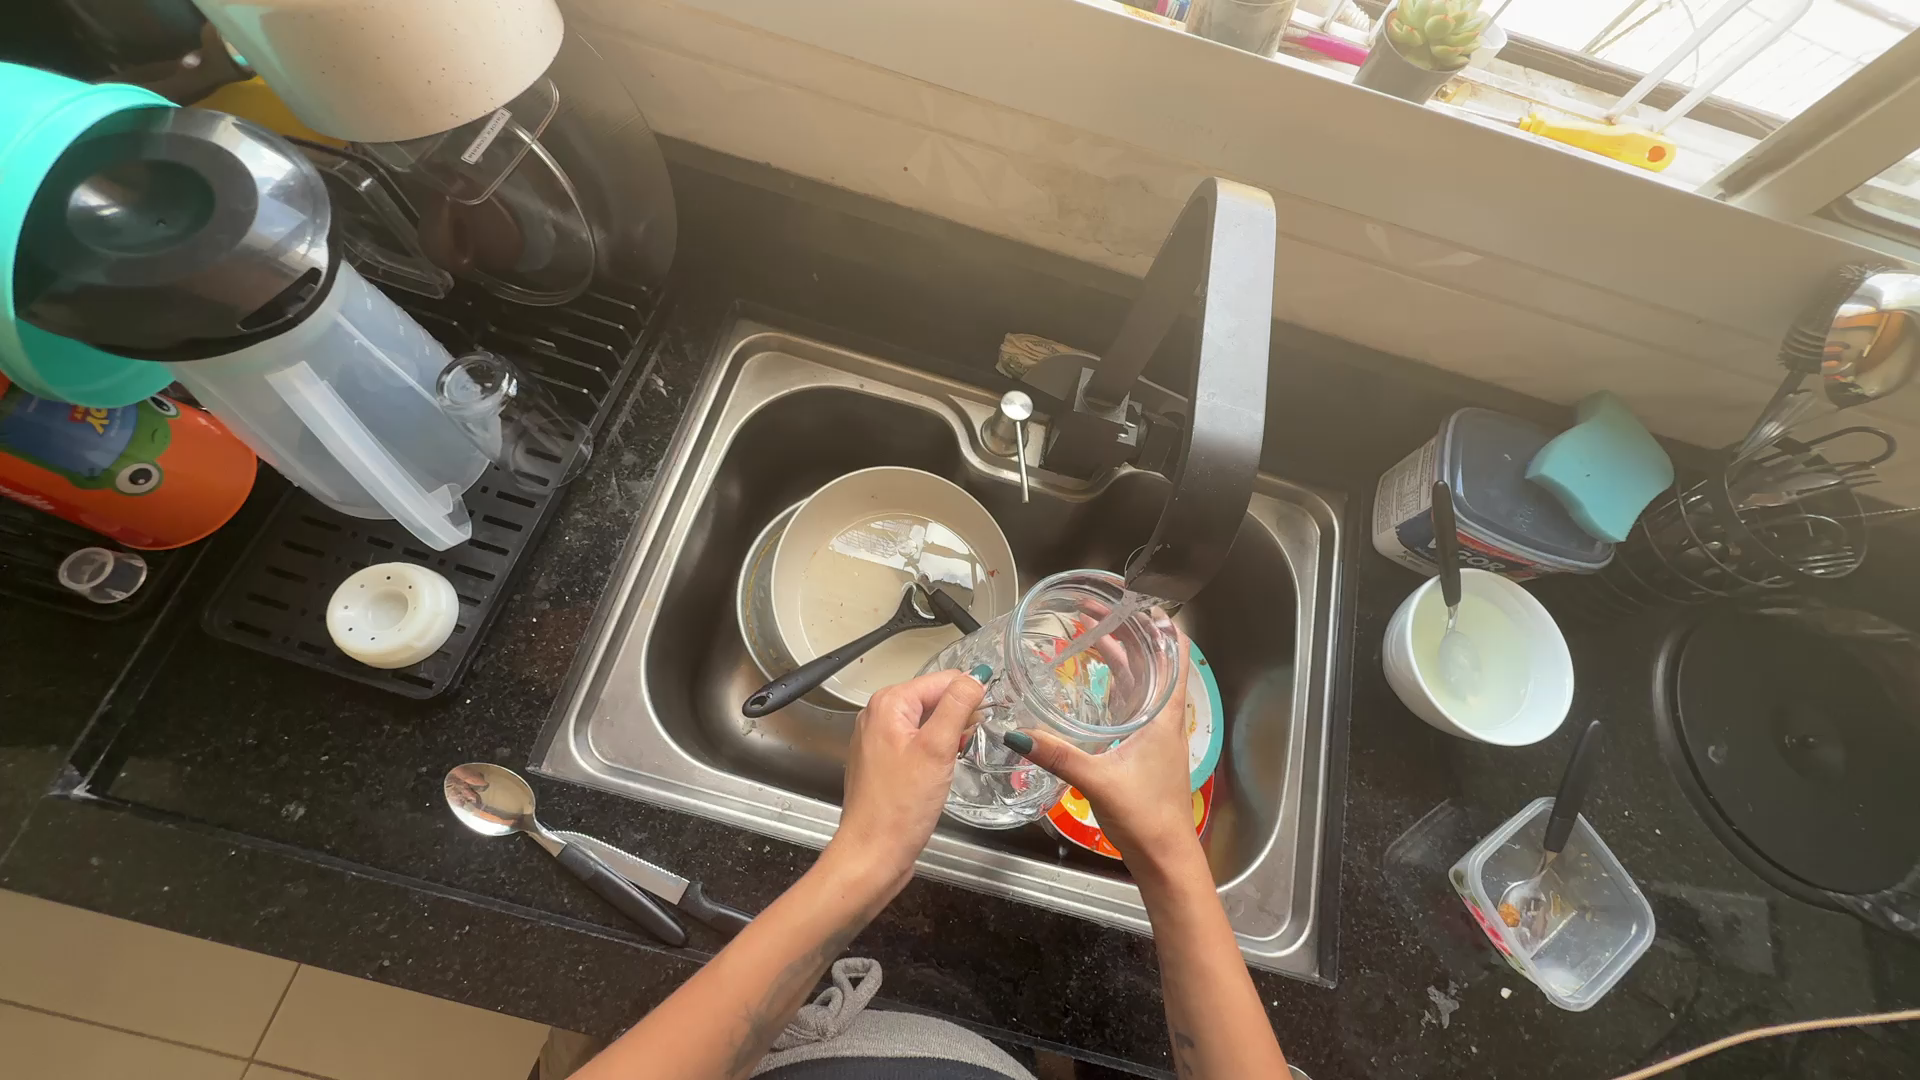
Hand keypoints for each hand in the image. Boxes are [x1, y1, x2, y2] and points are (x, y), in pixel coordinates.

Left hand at [827, 668, 984, 893]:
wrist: (872, 854)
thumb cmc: (900, 806)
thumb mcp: (937, 748)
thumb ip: (957, 706)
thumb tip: (975, 677)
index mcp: (889, 703)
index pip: (942, 680)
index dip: (969, 696)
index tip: (988, 718)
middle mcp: (878, 714)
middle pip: (934, 698)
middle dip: (958, 717)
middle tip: (968, 745)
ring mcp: (878, 738)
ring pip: (927, 721)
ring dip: (948, 735)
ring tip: (954, 759)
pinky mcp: (884, 761)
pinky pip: (917, 742)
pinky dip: (935, 750)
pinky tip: (941, 771)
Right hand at [1008, 631, 1197, 873]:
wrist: (1165, 858)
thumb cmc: (1145, 815)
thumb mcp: (1098, 780)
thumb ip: (1058, 755)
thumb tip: (1016, 733)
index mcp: (1163, 715)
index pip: (1174, 655)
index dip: (1161, 623)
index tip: (1139, 598)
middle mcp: (1162, 716)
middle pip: (1150, 662)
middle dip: (1126, 632)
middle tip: (1095, 609)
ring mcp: (1152, 732)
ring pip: (1138, 681)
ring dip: (1119, 655)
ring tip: (1089, 631)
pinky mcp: (1141, 747)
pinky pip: (1128, 702)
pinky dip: (1112, 682)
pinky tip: (1090, 676)